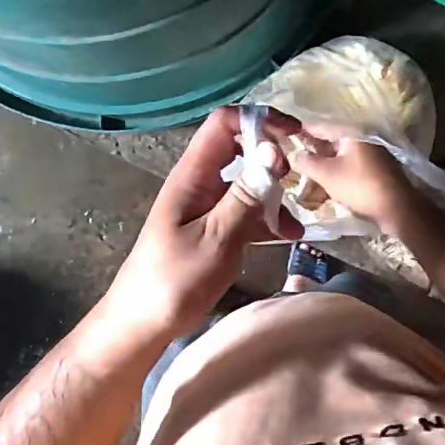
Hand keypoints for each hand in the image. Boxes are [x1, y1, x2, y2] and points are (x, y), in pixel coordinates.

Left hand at [102, 107, 303, 339]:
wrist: (143, 324)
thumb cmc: (173, 281)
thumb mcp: (216, 238)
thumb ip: (246, 196)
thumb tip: (275, 151)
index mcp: (192, 175)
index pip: (223, 124)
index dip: (259, 120)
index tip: (294, 135)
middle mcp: (199, 183)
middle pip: (239, 149)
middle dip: (273, 157)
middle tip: (301, 178)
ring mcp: (206, 206)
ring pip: (247, 183)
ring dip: (274, 196)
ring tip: (296, 222)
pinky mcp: (214, 229)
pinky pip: (245, 211)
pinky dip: (267, 219)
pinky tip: (289, 236)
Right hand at [284, 133, 426, 231]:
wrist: (397, 209)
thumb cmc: (360, 186)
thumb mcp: (326, 174)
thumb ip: (306, 161)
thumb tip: (293, 153)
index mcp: (350, 132)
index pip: (318, 125)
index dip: (299, 131)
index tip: (282, 136)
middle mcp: (361, 138)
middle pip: (328, 142)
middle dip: (309, 153)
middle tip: (290, 161)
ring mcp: (369, 154)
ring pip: (337, 157)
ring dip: (321, 167)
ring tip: (303, 178)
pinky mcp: (373, 170)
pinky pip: (347, 167)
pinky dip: (334, 175)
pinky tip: (322, 188)